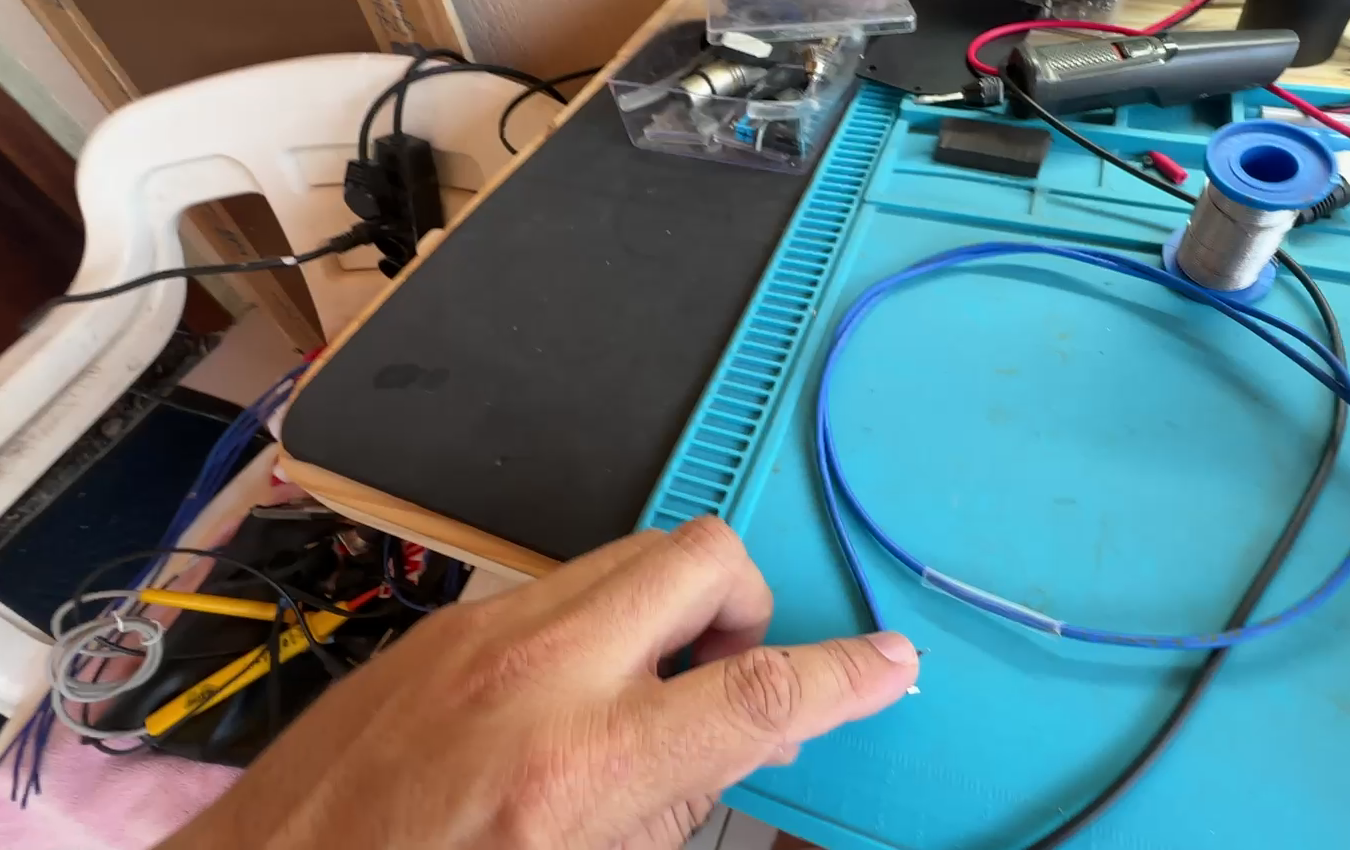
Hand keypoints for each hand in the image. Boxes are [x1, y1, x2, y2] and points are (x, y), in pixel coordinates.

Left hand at [160, 517, 917, 849]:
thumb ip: (682, 800)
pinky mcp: (459, 614)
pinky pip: (576, 577)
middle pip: (700, 555)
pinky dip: (610, 614)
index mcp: (576, 771)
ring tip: (648, 680)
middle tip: (721, 669)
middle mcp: (539, 671)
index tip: (890, 659)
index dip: (840, 675)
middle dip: (741, 600)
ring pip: (641, 550)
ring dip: (675, 603)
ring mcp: (491, 626)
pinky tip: (576, 682)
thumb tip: (753, 734)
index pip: (751, 697)